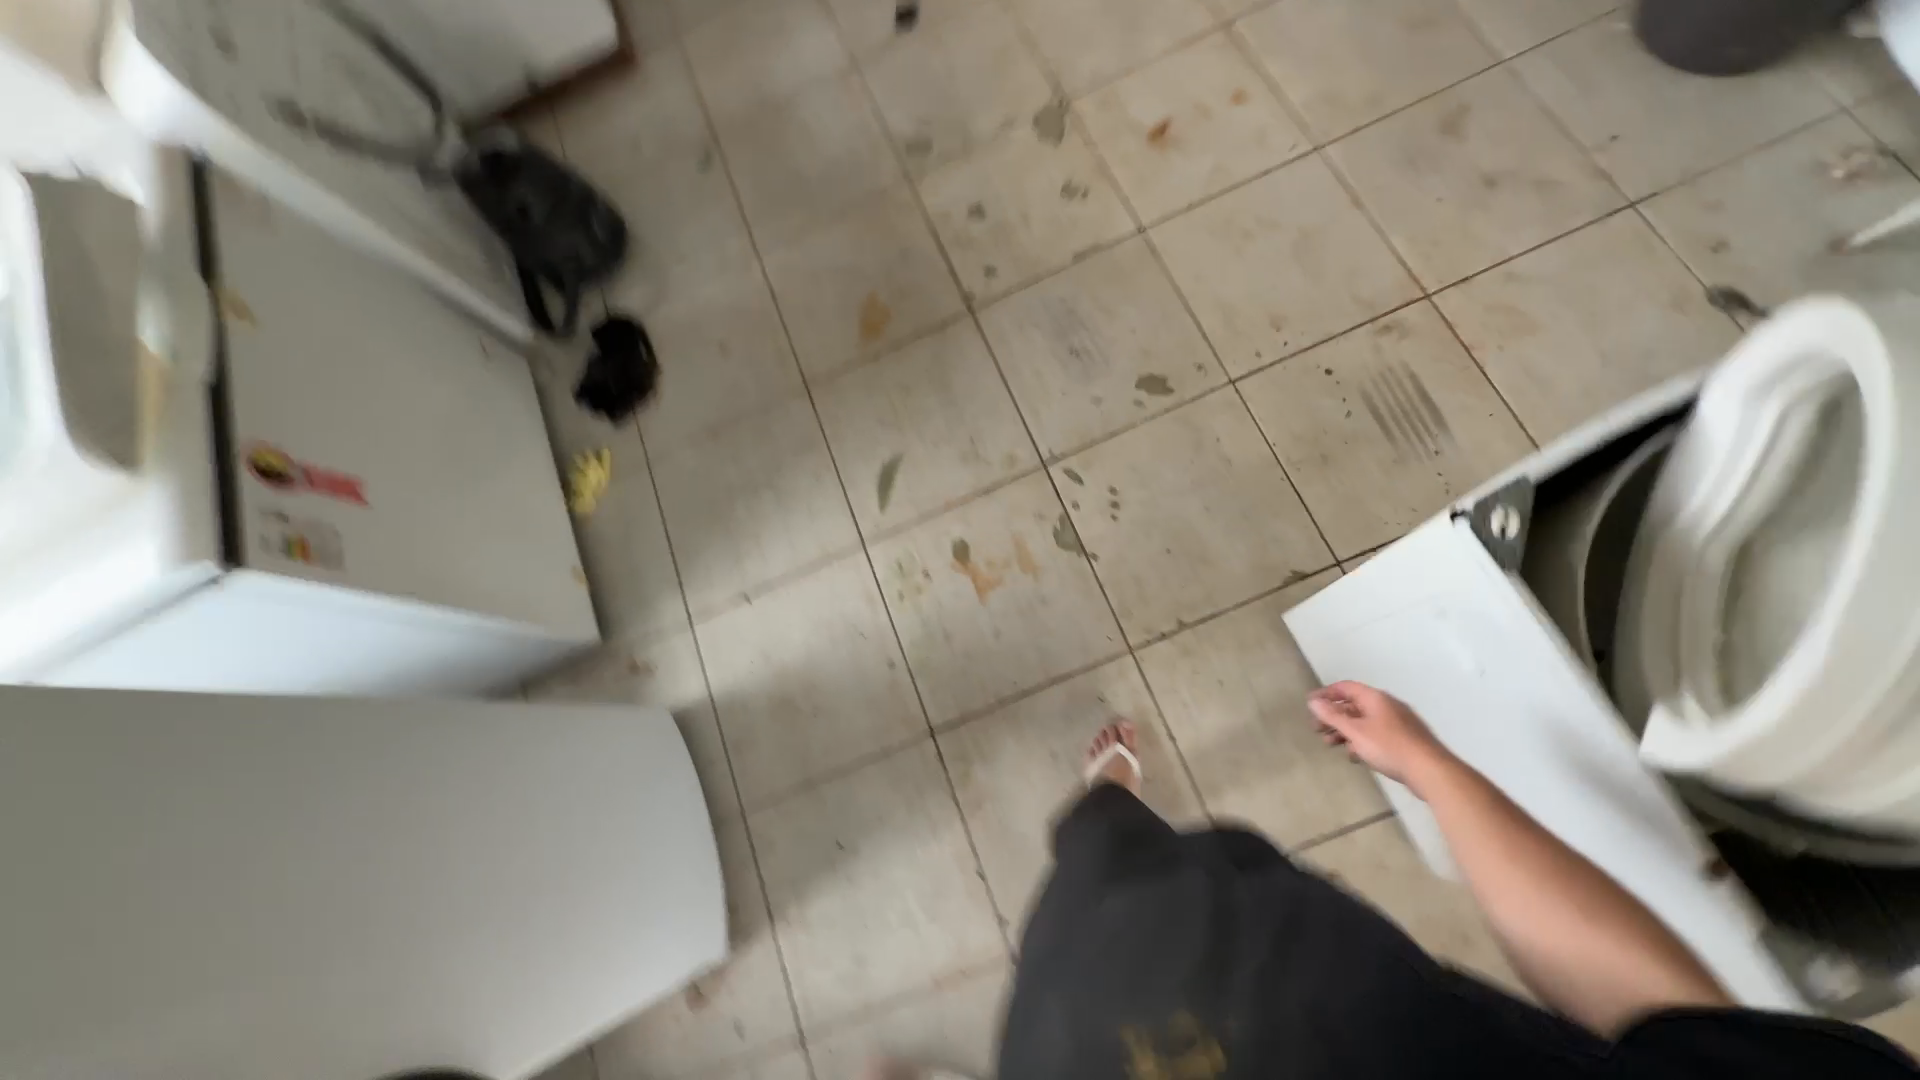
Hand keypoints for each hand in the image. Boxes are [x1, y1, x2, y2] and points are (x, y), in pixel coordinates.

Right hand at [1308, 681, 1456, 796]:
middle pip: (1353, 705)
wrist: (1430, 770)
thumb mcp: (1355, 731)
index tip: (1310, 705)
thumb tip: (1313, 701)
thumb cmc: (1389, 747)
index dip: (1326, 694)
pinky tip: (1355, 756)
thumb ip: (1332, 716)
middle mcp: (1387, 706)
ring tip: (1331, 745)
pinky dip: (1361, 741)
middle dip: (1333, 717)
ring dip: (1345, 731)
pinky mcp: (1403, 739)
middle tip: (1317, 730)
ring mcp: (1397, 723)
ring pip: (1364, 722)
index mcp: (1375, 698)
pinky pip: (1376, 734)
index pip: (1345, 687)